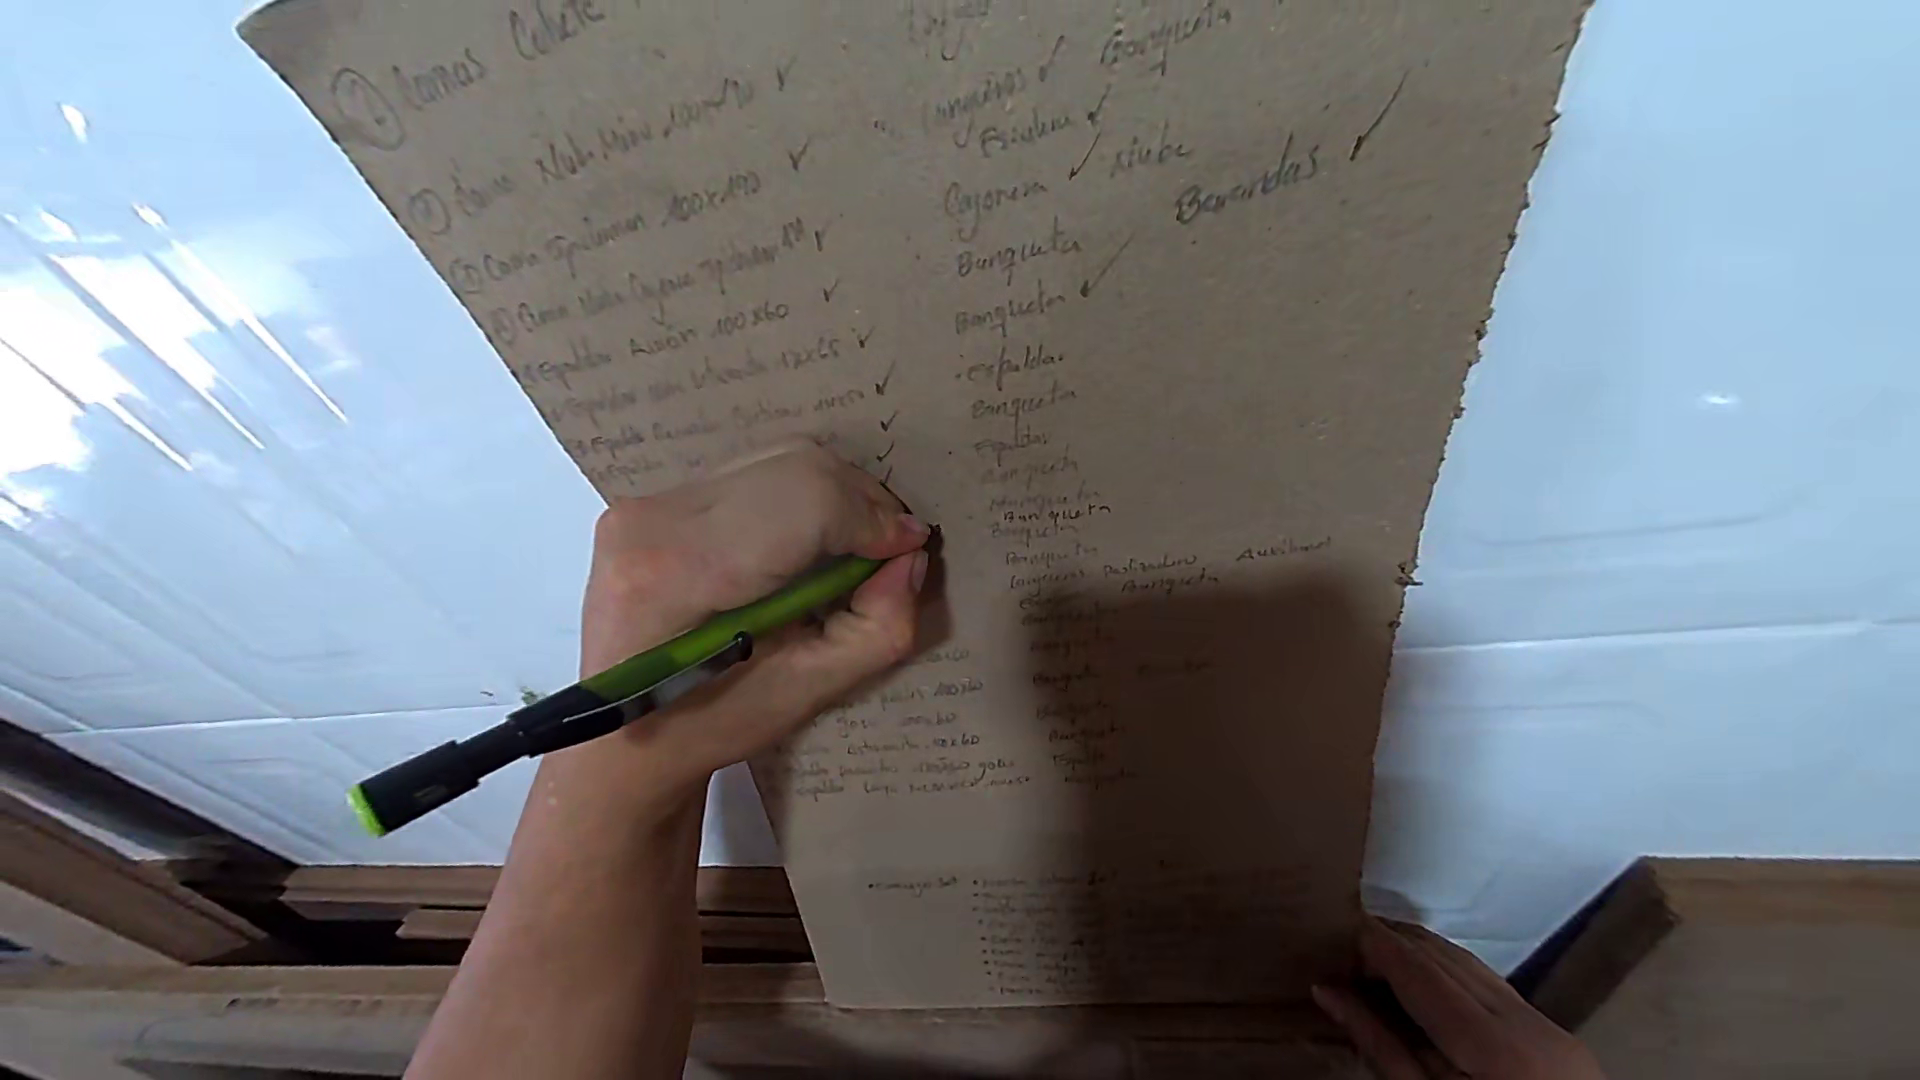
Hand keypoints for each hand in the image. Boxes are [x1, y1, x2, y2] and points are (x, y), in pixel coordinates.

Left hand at [573, 441, 929, 796]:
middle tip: (890, 544)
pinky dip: (802, 493)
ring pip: (778, 459)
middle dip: (862, 501)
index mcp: (682, 575)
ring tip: (858, 539)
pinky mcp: (651, 499)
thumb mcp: (811, 692)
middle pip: (795, 468)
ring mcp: (646, 501)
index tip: (908, 547)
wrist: (621, 734)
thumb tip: (909, 557)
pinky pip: (754, 471)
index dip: (870, 518)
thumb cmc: (713, 724)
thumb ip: (878, 626)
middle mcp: (655, 520)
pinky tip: (813, 534)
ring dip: (836, 494)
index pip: (803, 503)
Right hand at [1314, 917, 1607, 1079]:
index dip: (1366, 942)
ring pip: (1463, 960)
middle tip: (1339, 951)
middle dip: (1386, 943)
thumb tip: (1324, 988)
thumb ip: (1377, 1045)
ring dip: (1414, 952)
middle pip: (1438, 954)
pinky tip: (1419, 984)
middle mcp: (1528, 1024)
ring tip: (1371, 963)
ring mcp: (1550, 1029)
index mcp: (1495, 1048)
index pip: (1413, 962)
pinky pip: (1487, 982)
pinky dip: (1445, 971)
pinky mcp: (1558, 1037)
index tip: (1326, 940)